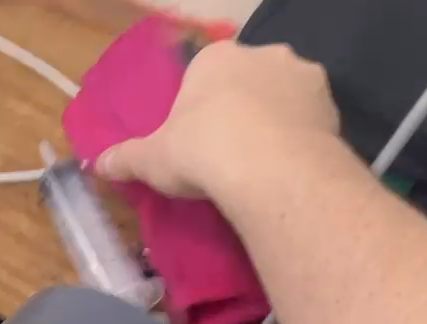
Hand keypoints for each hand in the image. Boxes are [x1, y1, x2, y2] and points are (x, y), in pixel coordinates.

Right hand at [94, 42, 341, 200]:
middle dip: (234, 109)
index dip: (194, 106)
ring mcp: (302, 75)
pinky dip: (292, 138)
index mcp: (216, 58)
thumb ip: (125, 159)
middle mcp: (264, 53)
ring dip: (267, 121)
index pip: (202, 73)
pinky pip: (303, 120)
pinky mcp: (330, 104)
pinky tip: (277, 167)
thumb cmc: (199, 150)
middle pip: (243, 81)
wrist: (267, 167)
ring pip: (277, 97)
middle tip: (219, 152)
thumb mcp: (149, 160)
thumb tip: (97, 164)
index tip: (189, 137)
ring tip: (251, 164)